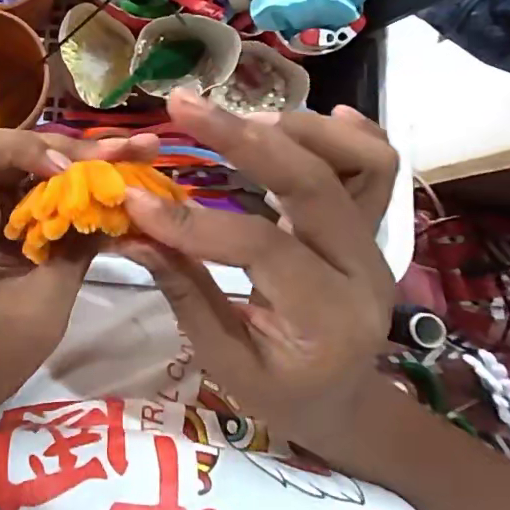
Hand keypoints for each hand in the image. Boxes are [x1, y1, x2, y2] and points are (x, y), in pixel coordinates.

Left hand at [0, 129, 159, 409]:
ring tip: (138, 148)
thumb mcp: (45, 296)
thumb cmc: (8, 338)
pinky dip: (93, 171)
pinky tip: (129, 164)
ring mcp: (5, 199)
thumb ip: (75, 244)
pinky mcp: (29, 206)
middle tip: (122, 152)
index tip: (63, 169)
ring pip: (43, 154)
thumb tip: (117, 201)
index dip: (17, 148)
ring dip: (89, 152)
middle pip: (17, 144)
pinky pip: (59, 177)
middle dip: (70, 145)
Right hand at [115, 91, 399, 451]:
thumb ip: (185, 291)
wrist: (344, 403)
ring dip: (299, 129)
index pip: (261, 248)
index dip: (194, 221)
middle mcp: (363, 272)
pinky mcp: (375, 228)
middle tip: (183, 106)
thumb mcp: (225, 362)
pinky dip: (346, 135)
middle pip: (314, 185)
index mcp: (325, 319)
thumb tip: (132, 228)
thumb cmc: (281, 394)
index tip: (136, 196)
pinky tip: (315, 115)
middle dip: (243, 139)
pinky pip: (376, 167)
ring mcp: (377, 245)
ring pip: (363, 163)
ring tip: (239, 120)